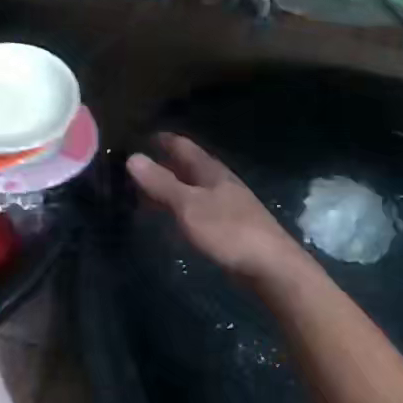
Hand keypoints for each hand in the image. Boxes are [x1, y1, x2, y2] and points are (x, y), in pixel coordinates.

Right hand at [126, 133, 305, 282]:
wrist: (269, 265)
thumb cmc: (228, 230)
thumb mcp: (189, 206)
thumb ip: (161, 183)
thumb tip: (132, 157)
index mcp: (211, 171)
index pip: (183, 146)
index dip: (163, 140)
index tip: (142, 137)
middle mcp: (220, 182)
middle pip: (188, 167)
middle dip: (165, 164)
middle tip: (137, 166)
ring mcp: (227, 204)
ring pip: (193, 188)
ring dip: (172, 188)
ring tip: (146, 192)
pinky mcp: (229, 226)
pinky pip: (198, 208)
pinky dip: (181, 208)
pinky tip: (173, 218)